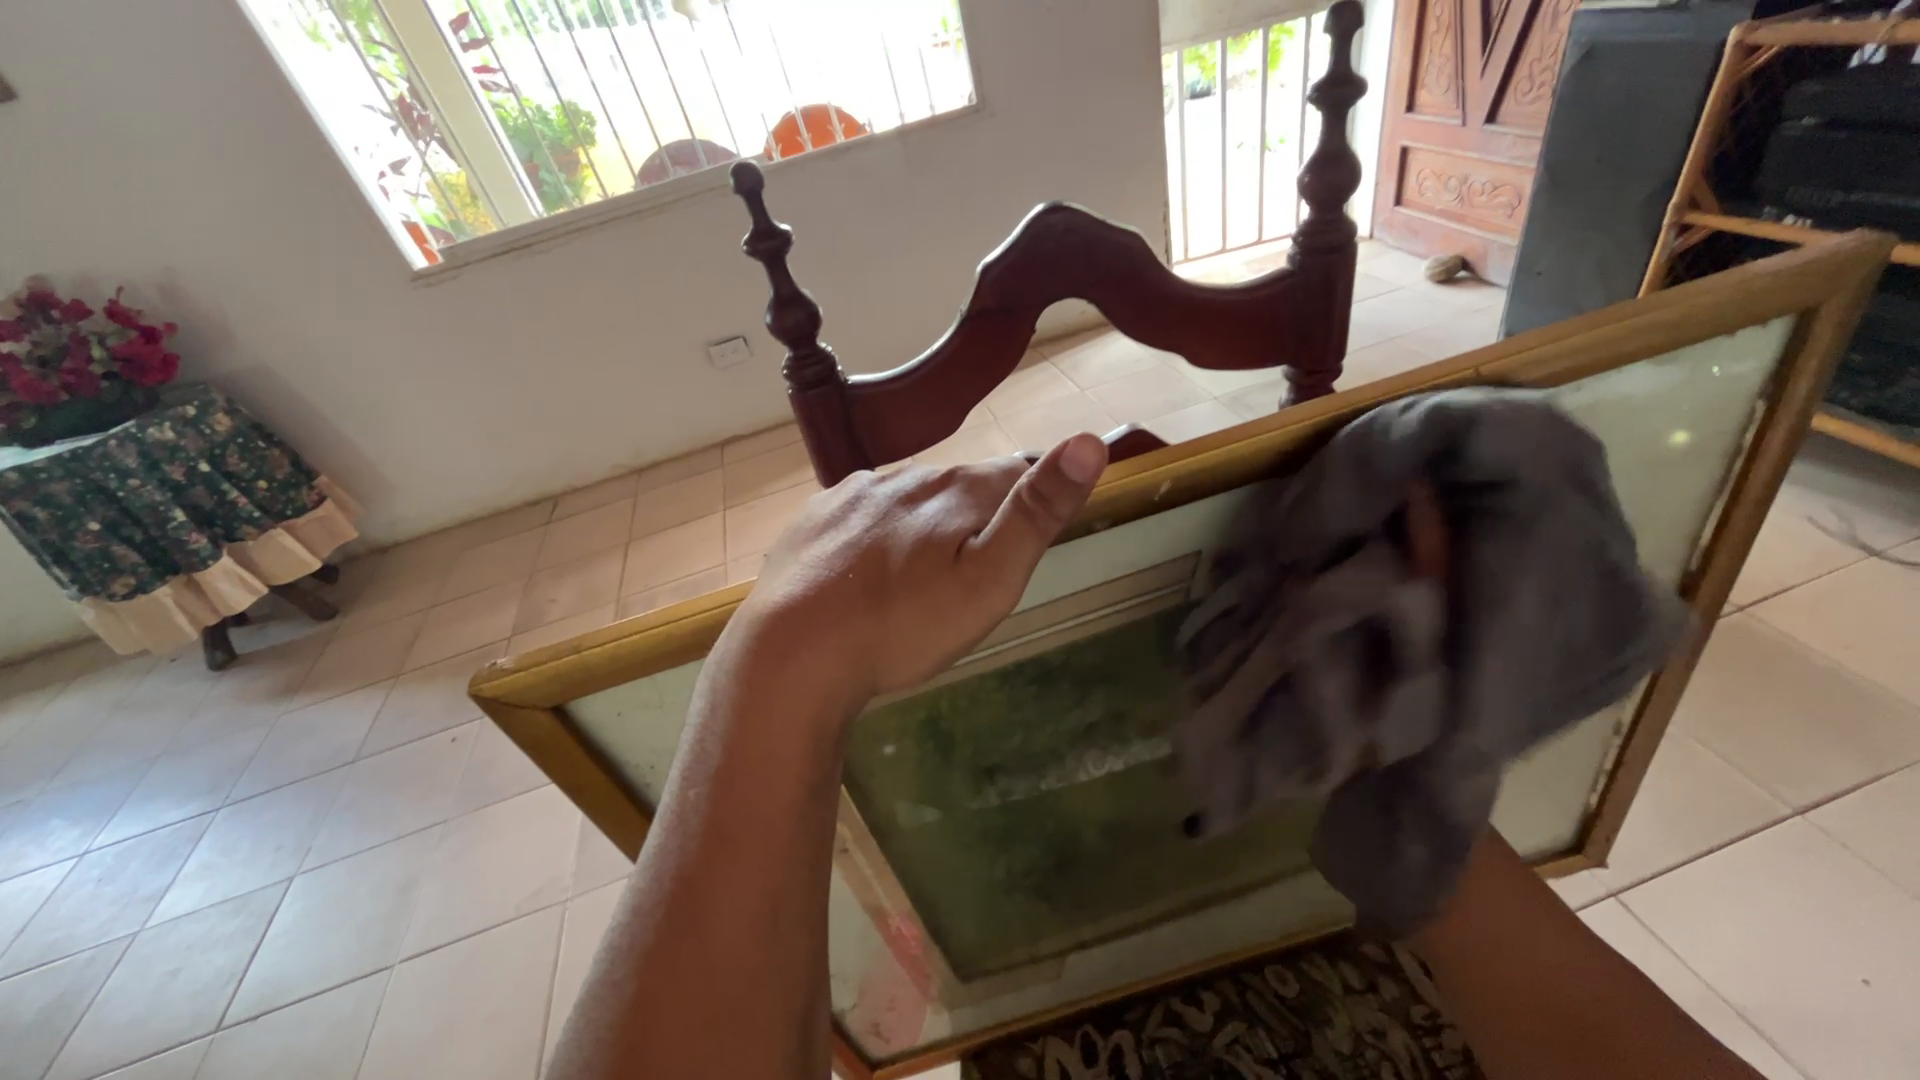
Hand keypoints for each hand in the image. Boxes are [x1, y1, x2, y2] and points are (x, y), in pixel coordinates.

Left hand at [724, 433, 1108, 712]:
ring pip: (912, 497)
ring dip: (927, 524)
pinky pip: (864, 512)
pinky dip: (878, 533)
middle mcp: (909, 475)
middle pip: (962, 485)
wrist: (793, 654)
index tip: (1030, 534)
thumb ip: (1037, 512)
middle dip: (978, 516)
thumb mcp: (990, 581)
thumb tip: (1089, 440)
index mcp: (958, 490)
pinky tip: (867, 572)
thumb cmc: (904, 626)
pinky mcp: (817, 516)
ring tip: (920, 578)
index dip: (1033, 497)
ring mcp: (856, 492)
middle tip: (974, 573)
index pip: (1017, 471)